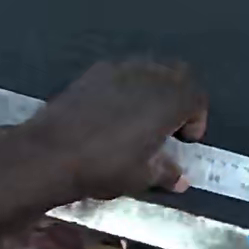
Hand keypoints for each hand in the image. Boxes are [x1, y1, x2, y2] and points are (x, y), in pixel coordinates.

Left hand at [20, 59, 208, 200]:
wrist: (50, 154)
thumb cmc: (104, 166)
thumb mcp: (141, 176)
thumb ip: (166, 172)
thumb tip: (180, 179)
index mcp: (168, 100)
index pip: (196, 96)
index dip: (197, 118)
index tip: (186, 140)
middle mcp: (148, 77)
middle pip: (177, 75)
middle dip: (179, 99)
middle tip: (170, 126)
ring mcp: (118, 70)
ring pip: (149, 70)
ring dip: (154, 91)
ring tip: (143, 119)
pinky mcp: (93, 73)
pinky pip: (122, 73)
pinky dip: (128, 88)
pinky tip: (114, 113)